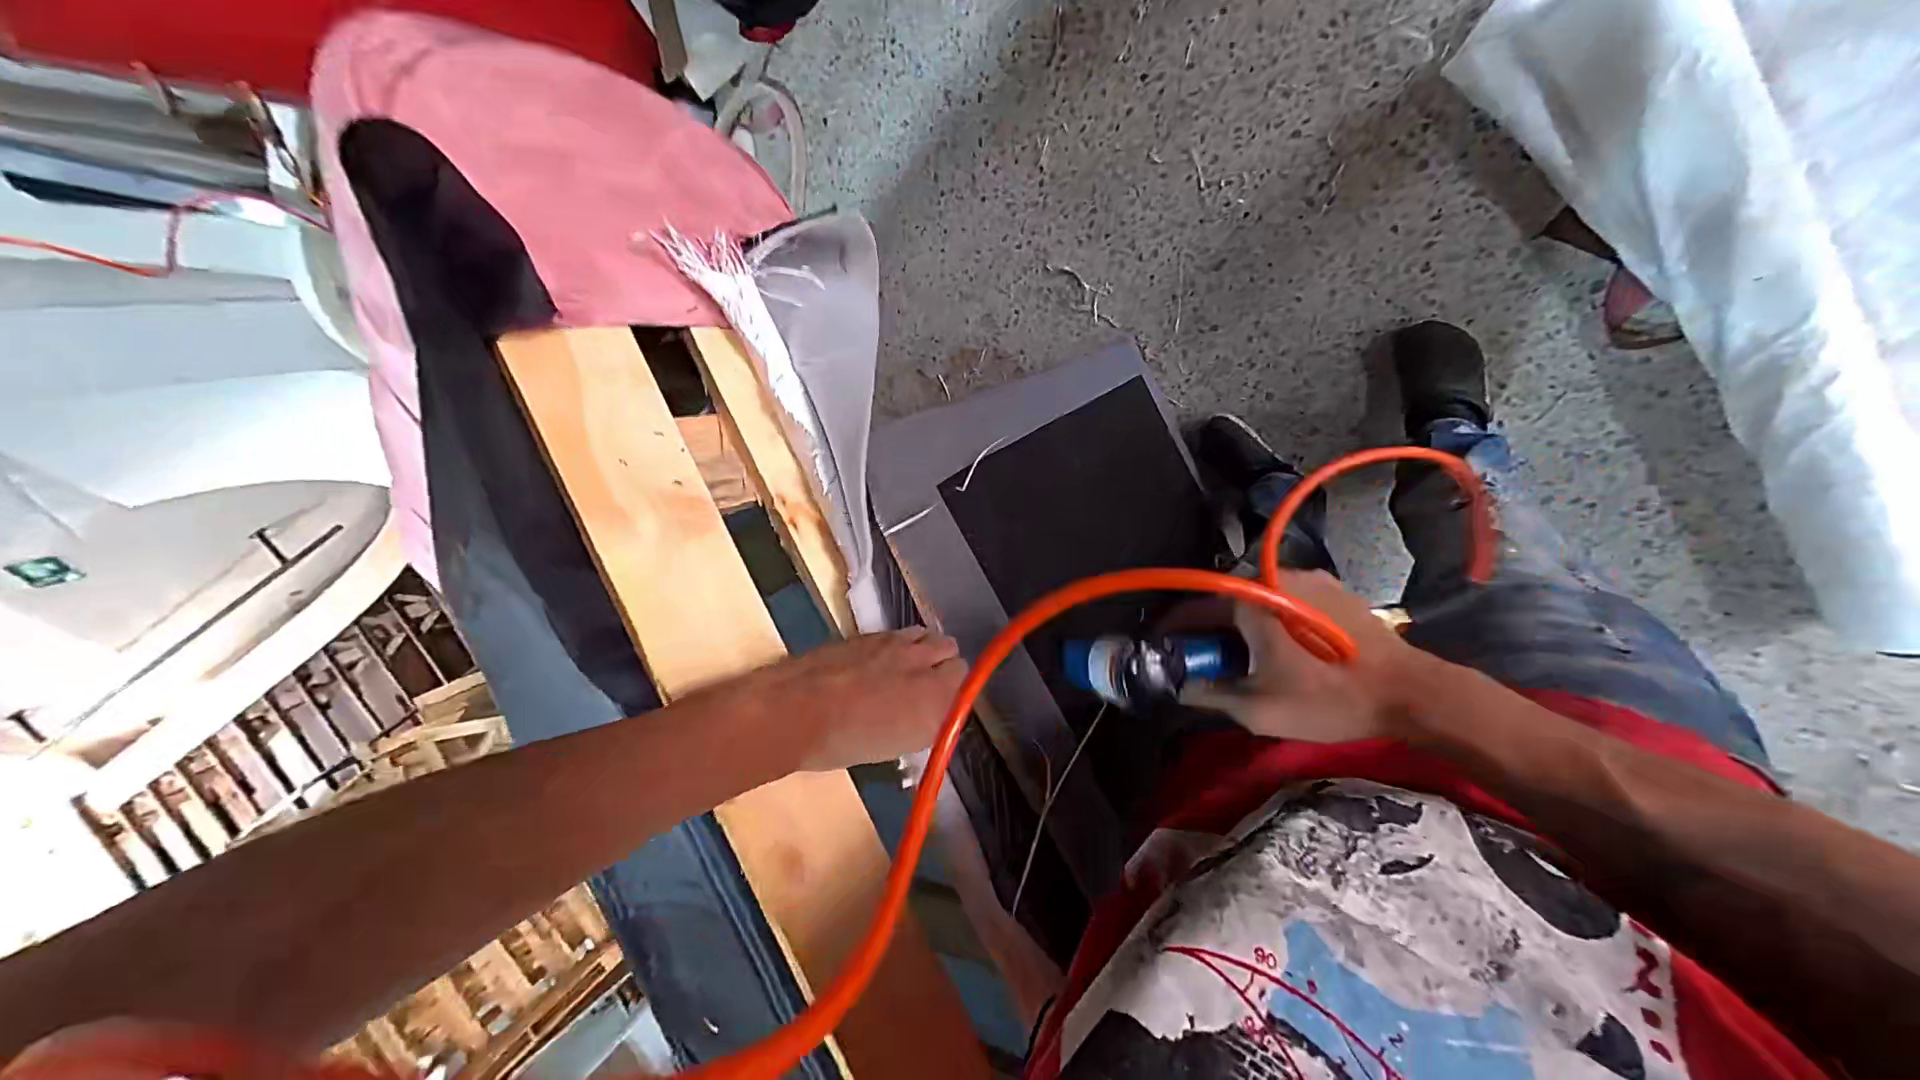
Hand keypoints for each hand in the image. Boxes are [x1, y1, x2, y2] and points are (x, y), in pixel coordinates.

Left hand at [701, 627, 966, 771]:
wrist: (794, 711)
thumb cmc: (844, 741)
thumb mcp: (897, 746)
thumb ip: (926, 723)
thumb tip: (935, 713)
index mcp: (936, 696)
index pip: (967, 679)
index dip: (957, 690)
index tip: (944, 704)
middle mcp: (923, 662)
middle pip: (951, 650)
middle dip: (943, 664)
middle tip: (926, 686)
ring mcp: (895, 643)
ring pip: (927, 635)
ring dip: (923, 649)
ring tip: (905, 670)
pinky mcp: (870, 633)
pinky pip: (899, 634)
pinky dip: (899, 646)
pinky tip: (879, 664)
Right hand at [1181, 570, 1424, 742]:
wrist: (1412, 692)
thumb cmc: (1328, 699)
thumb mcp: (1258, 709)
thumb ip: (1210, 693)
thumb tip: (1183, 686)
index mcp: (1251, 599)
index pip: (1195, 607)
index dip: (1174, 629)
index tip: (1163, 646)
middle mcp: (1276, 577)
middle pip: (1227, 600)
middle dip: (1210, 629)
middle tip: (1206, 660)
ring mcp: (1310, 578)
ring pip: (1258, 598)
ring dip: (1243, 623)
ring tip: (1244, 657)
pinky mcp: (1335, 589)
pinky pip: (1287, 599)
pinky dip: (1273, 618)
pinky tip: (1282, 648)